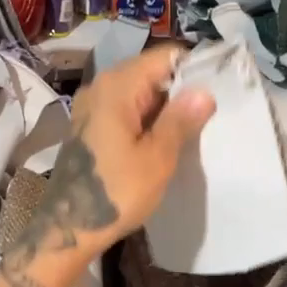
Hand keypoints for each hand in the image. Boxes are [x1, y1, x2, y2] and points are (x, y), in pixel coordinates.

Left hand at [69, 45, 215, 237]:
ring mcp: (91, 108)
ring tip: (189, 133)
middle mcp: (100, 87)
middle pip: (150, 74)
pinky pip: (124, 112)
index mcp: (118, 86)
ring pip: (137, 95)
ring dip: (163, 111)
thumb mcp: (157, 158)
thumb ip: (180, 121)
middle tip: (207, 119)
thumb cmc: (116, 193)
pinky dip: (144, 122)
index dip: (194, 70)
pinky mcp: (88, 128)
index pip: (164, 58)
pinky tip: (160, 145)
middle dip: (179, 92)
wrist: (69, 229)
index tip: (217, 93)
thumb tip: (204, 92)